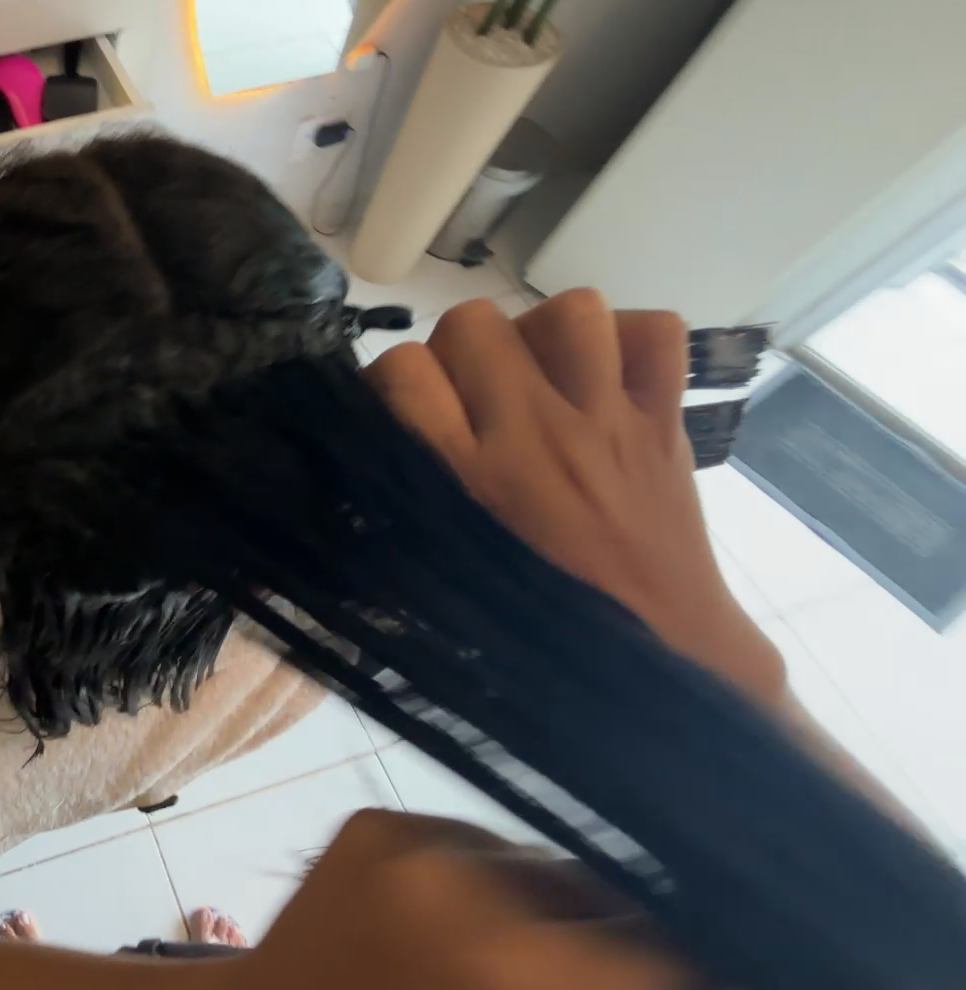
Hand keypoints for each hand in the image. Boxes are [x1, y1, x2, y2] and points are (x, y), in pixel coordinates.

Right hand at [363, 289, 783, 706]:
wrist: (648, 644)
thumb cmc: (520, 617)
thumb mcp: (429, 567)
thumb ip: (389, 504)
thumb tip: (357, 449)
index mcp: (465, 475)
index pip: (402, 373)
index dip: (384, 380)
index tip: (392, 408)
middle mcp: (533, 433)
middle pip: (470, 324)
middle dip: (451, 350)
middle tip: (461, 394)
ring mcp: (608, 419)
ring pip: (567, 311)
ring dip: (536, 334)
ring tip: (531, 375)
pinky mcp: (665, 418)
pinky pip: (654, 330)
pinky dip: (622, 339)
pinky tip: (596, 374)